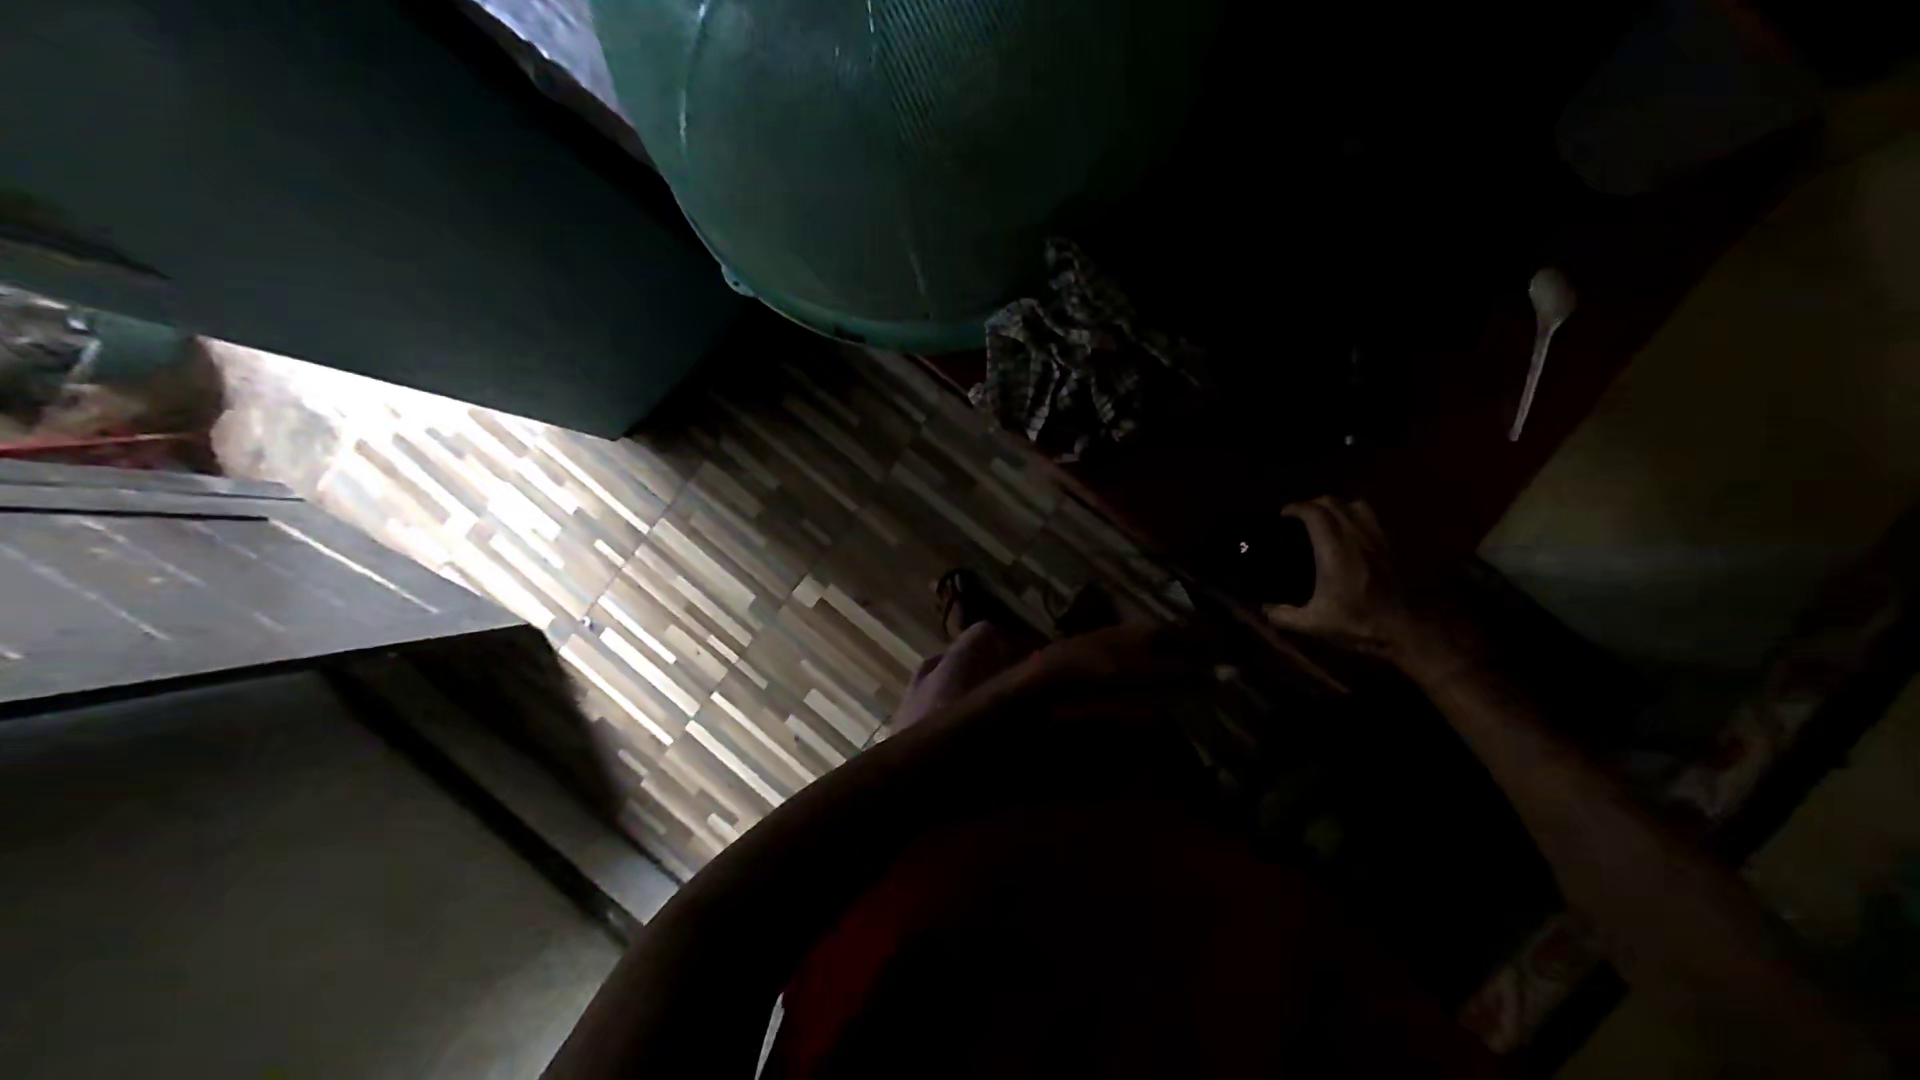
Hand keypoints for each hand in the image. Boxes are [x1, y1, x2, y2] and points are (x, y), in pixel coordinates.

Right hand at [1263, 497, 1470, 675]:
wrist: (1415, 630)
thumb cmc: (1363, 624)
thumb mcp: (1317, 625)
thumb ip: (1285, 616)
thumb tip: (1264, 610)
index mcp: (1334, 551)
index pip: (1313, 513)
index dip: (1295, 508)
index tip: (1283, 515)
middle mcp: (1357, 536)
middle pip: (1333, 502)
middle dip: (1313, 504)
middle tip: (1301, 517)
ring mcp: (1381, 538)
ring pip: (1357, 505)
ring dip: (1339, 506)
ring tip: (1330, 520)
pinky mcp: (1398, 545)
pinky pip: (1376, 519)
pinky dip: (1360, 518)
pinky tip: (1356, 535)